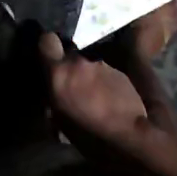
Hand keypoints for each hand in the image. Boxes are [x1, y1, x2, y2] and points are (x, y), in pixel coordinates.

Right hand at [39, 32, 152, 152]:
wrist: (129, 135)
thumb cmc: (89, 135)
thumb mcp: (61, 122)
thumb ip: (53, 100)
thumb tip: (50, 96)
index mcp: (59, 73)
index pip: (47, 39)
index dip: (48, 46)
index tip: (50, 57)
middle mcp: (78, 62)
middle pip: (69, 52)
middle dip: (70, 65)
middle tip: (73, 83)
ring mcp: (100, 64)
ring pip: (88, 62)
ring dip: (88, 74)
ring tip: (94, 94)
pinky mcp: (119, 71)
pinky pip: (104, 71)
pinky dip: (104, 80)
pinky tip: (108, 98)